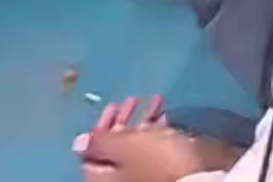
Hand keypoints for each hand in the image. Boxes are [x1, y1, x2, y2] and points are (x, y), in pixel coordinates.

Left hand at [74, 96, 240, 181]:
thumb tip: (76, 142)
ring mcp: (140, 178)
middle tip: (133, 99)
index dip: (99, 128)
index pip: (91, 155)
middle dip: (122, 121)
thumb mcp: (126, 146)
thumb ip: (100, 142)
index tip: (114, 105)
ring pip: (134, 148)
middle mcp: (118, 181)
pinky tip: (165, 115)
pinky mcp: (160, 173)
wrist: (197, 178)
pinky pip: (151, 150)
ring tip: (155, 100)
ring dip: (141, 122)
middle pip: (112, 150)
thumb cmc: (156, 160)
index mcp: (104, 180)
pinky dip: (154, 131)